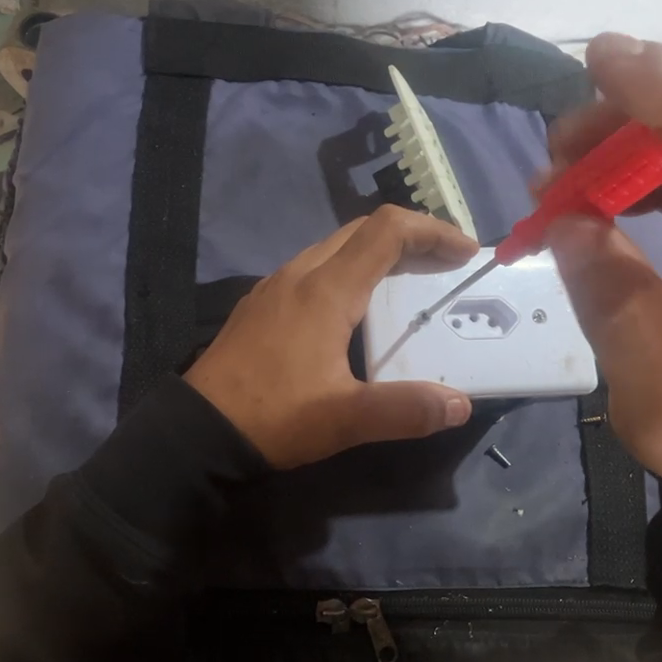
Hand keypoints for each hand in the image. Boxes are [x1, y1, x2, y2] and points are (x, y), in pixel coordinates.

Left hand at [184, 205, 478, 468]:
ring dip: (374, 256)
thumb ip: (405, 410)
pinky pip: (309, 271)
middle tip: (442, 267)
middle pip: (360, 232)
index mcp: (325, 290)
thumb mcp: (345, 419)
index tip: (466, 253)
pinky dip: (344, 274)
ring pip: (331, 250)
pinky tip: (350, 311)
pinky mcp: (256, 309)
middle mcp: (298, 275)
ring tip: (404, 286)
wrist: (195, 430)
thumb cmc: (273, 417)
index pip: (387, 231)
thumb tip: (458, 404)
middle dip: (408, 239)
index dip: (432, 232)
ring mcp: (272, 289)